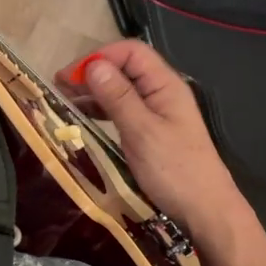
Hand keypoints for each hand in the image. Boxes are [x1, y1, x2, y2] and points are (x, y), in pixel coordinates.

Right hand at [54, 40, 251, 236]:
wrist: (206, 213)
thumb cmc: (175, 171)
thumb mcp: (142, 132)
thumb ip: (118, 97)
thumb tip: (93, 65)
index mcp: (165, 86)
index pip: (131, 52)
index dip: (99, 57)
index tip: (70, 77)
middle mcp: (161, 93)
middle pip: (124, 68)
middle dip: (91, 72)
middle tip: (59, 89)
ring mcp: (157, 113)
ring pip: (121, 90)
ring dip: (93, 92)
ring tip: (64, 102)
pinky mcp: (150, 132)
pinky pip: (122, 110)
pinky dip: (100, 110)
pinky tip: (83, 119)